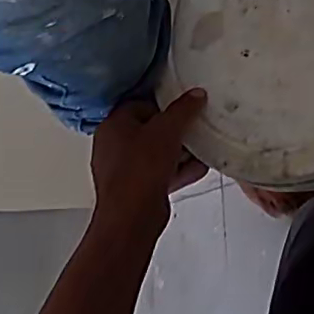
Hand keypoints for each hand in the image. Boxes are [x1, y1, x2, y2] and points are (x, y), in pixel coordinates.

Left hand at [89, 89, 209, 233]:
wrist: (133, 218)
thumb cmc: (143, 166)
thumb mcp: (169, 127)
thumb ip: (185, 107)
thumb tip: (196, 94)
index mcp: (112, 127)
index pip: (139, 104)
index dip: (164, 103)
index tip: (185, 106)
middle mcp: (112, 147)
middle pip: (151, 129)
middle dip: (176, 129)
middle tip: (195, 125)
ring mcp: (123, 171)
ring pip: (158, 152)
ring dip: (181, 151)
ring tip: (201, 148)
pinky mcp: (135, 190)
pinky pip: (160, 172)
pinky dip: (178, 170)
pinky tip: (198, 167)